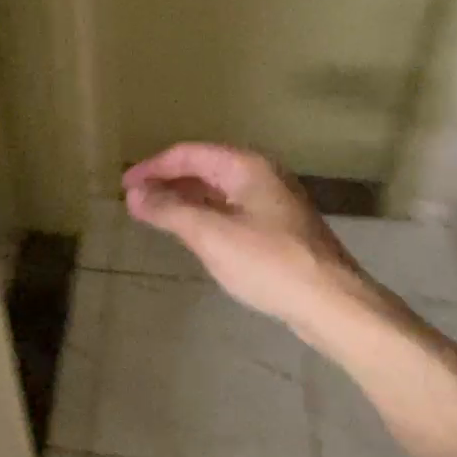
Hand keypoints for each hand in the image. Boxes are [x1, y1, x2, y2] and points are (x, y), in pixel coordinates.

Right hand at [122, 143, 403, 339]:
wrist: (331, 302)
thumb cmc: (268, 262)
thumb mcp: (210, 234)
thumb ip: (169, 210)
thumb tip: (134, 194)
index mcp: (247, 166)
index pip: (189, 153)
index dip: (153, 167)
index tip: (124, 186)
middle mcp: (262, 175)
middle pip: (206, 168)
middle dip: (169, 182)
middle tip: (136, 201)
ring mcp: (275, 203)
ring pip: (220, 191)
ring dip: (186, 200)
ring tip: (157, 216)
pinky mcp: (281, 230)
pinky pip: (232, 211)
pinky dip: (206, 216)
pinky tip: (195, 235)